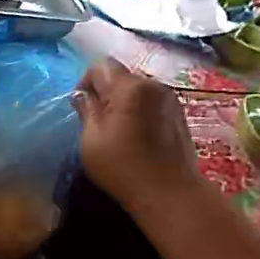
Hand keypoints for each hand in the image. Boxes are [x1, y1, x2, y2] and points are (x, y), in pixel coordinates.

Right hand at [73, 59, 200, 214]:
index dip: (86, 82)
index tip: (81, 107)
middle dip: (106, 92)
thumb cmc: (124, 168)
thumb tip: (82, 95)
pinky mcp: (178, 113)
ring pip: (137, 90)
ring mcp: (169, 98)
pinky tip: (136, 137)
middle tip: (97, 122)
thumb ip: (87, 111)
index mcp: (129, 88)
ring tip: (117, 132)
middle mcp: (153, 85)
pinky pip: (151, 102)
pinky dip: (139, 112)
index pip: (101, 66)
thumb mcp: (92, 141)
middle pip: (122, 76)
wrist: (170, 192)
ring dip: (123, 103)